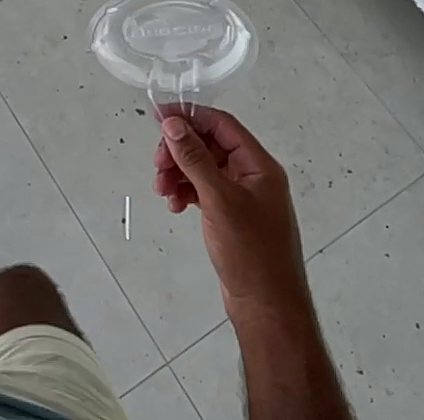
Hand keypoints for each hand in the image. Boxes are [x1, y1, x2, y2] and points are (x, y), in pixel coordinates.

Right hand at [153, 106, 308, 316]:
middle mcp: (252, 176)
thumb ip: (194, 158)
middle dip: (178, 151)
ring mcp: (242, 197)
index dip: (190, 116)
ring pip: (202, 168)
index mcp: (259, 166)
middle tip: (157, 164)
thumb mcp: (219, 199)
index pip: (222, 125)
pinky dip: (184, 192)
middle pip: (208, 145)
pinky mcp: (231, 215)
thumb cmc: (251, 253)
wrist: (266, 307)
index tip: (159, 116)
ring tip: (163, 190)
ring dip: (178, 173)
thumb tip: (174, 124)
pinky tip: (174, 204)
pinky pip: (202, 190)